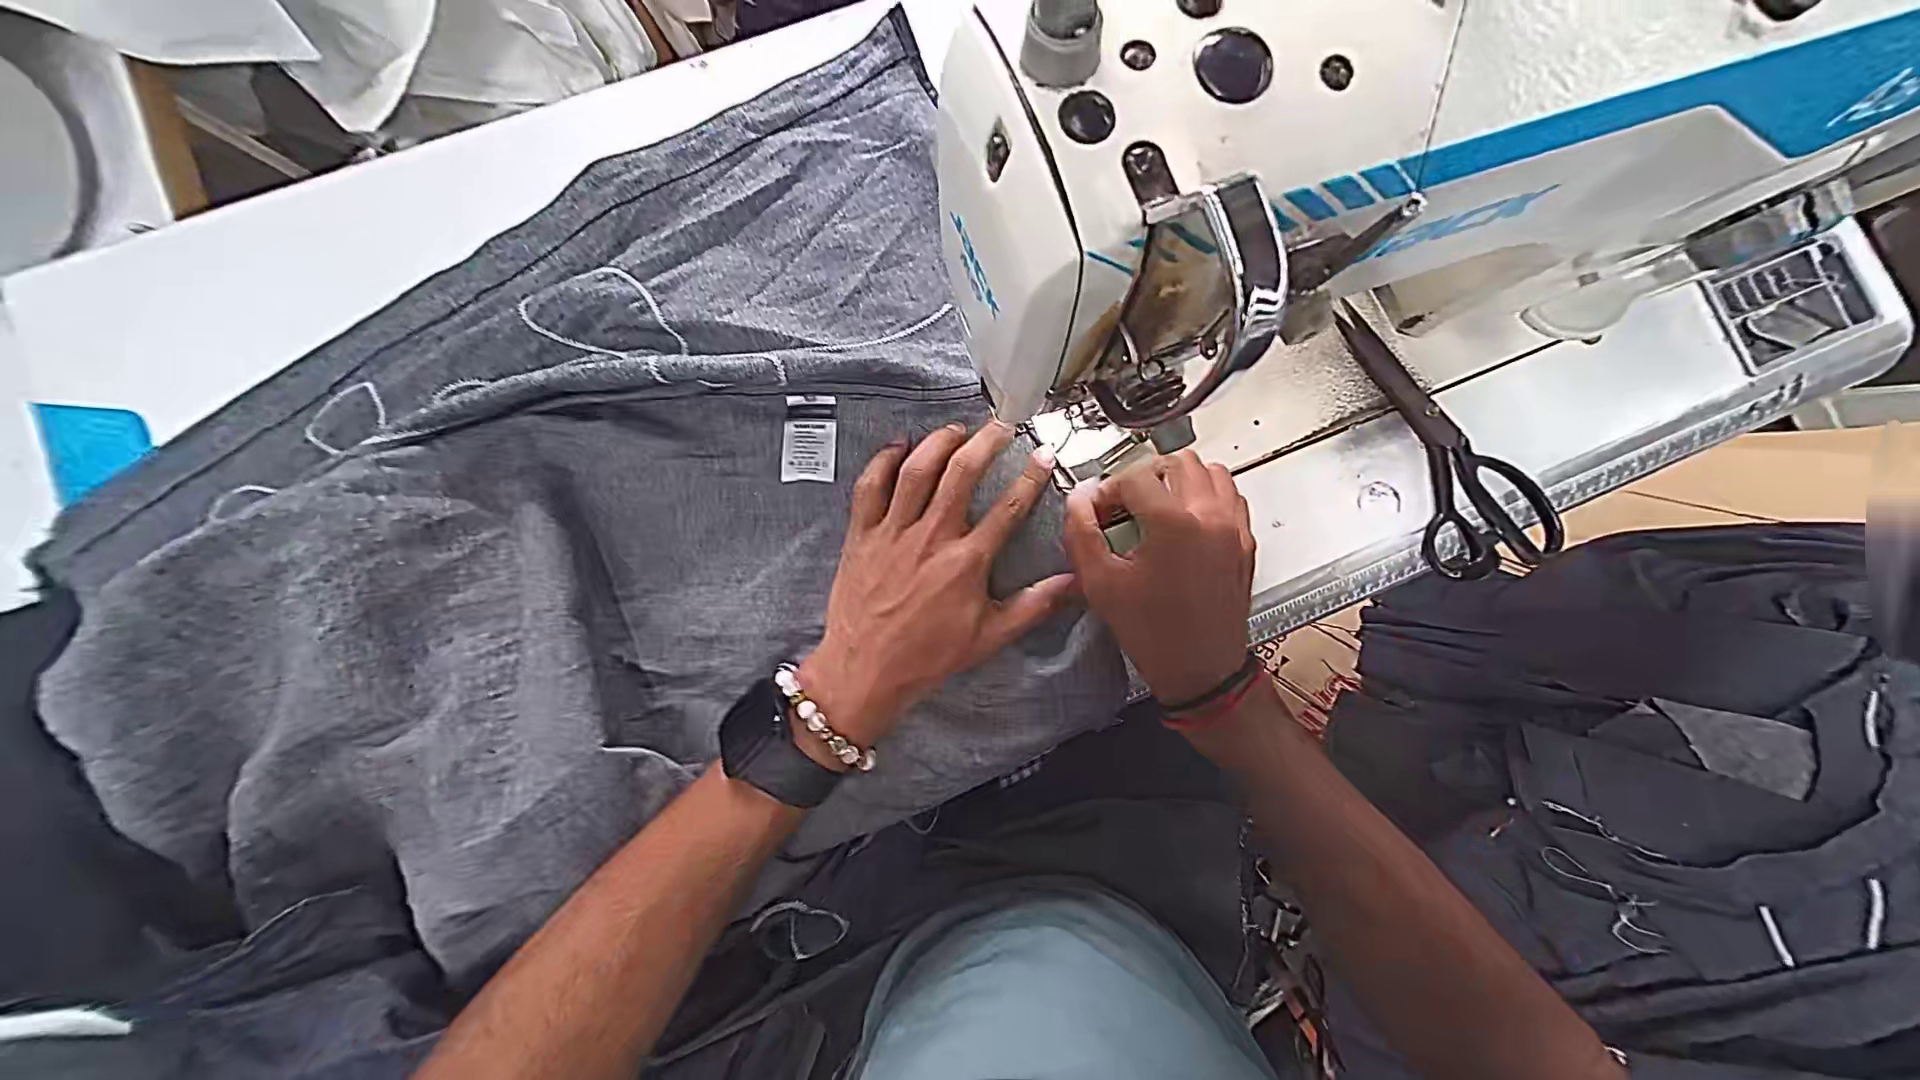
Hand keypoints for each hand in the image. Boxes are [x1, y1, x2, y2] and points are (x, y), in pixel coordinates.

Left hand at [796, 421, 1075, 764]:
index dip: (1030, 476)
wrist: (865, 672)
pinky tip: (898, 446)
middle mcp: (930, 539)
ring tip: (956, 430)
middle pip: (962, 473)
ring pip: (916, 470)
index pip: (1008, 507)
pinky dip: (883, 460)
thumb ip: (1033, 605)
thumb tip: (1072, 584)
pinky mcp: (862, 536)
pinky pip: (870, 486)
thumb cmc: (925, 658)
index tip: (1041, 456)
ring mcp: (893, 533)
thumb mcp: (988, 637)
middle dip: (986, 441)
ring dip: (939, 442)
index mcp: (965, 562)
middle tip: (1000, 428)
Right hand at [1062, 450, 1254, 703]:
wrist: (1201, 669)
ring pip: (1209, 472)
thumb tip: (1078, 501)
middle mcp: (1210, 518)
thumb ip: (1081, 533)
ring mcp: (1233, 529)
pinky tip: (1185, 518)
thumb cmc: (1155, 634)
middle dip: (1144, 477)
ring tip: (1156, 506)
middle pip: (1176, 462)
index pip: (1134, 476)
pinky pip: (1229, 496)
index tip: (1098, 510)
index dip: (1107, 489)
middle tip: (1125, 503)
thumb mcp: (1100, 584)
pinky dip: (1206, 496)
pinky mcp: (1244, 542)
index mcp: (1174, 524)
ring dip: (1178, 480)